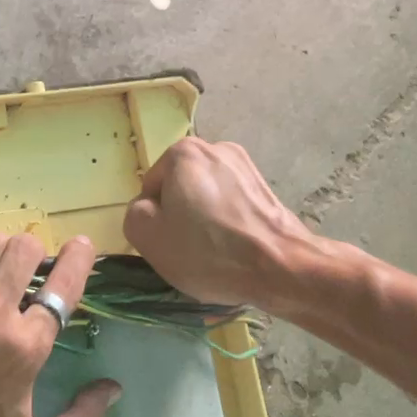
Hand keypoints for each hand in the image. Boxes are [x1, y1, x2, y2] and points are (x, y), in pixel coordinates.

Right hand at [123, 137, 329, 311]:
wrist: (282, 268)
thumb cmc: (207, 251)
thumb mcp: (147, 237)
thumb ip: (134, 213)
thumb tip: (149, 208)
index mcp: (181, 153)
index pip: (151, 188)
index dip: (155, 219)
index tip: (170, 242)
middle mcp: (214, 148)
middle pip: (179, 188)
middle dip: (180, 215)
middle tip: (190, 248)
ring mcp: (245, 165)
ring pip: (206, 196)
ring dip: (204, 219)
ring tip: (216, 250)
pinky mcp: (265, 186)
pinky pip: (231, 204)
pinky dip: (228, 222)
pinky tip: (236, 246)